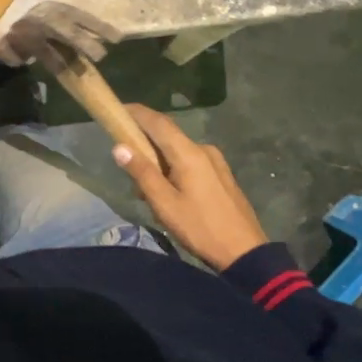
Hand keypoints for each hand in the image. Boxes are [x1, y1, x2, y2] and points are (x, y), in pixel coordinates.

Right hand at [112, 104, 268, 270]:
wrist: (244, 251)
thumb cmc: (200, 227)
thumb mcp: (165, 204)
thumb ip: (142, 173)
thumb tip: (119, 147)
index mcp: (189, 153)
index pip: (158, 122)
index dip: (136, 113)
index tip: (117, 110)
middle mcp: (204, 149)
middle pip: (167, 137)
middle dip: (144, 147)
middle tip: (128, 171)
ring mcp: (216, 161)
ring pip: (178, 153)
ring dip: (159, 164)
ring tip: (148, 195)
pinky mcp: (221, 175)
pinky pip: (190, 163)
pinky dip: (173, 171)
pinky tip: (170, 196)